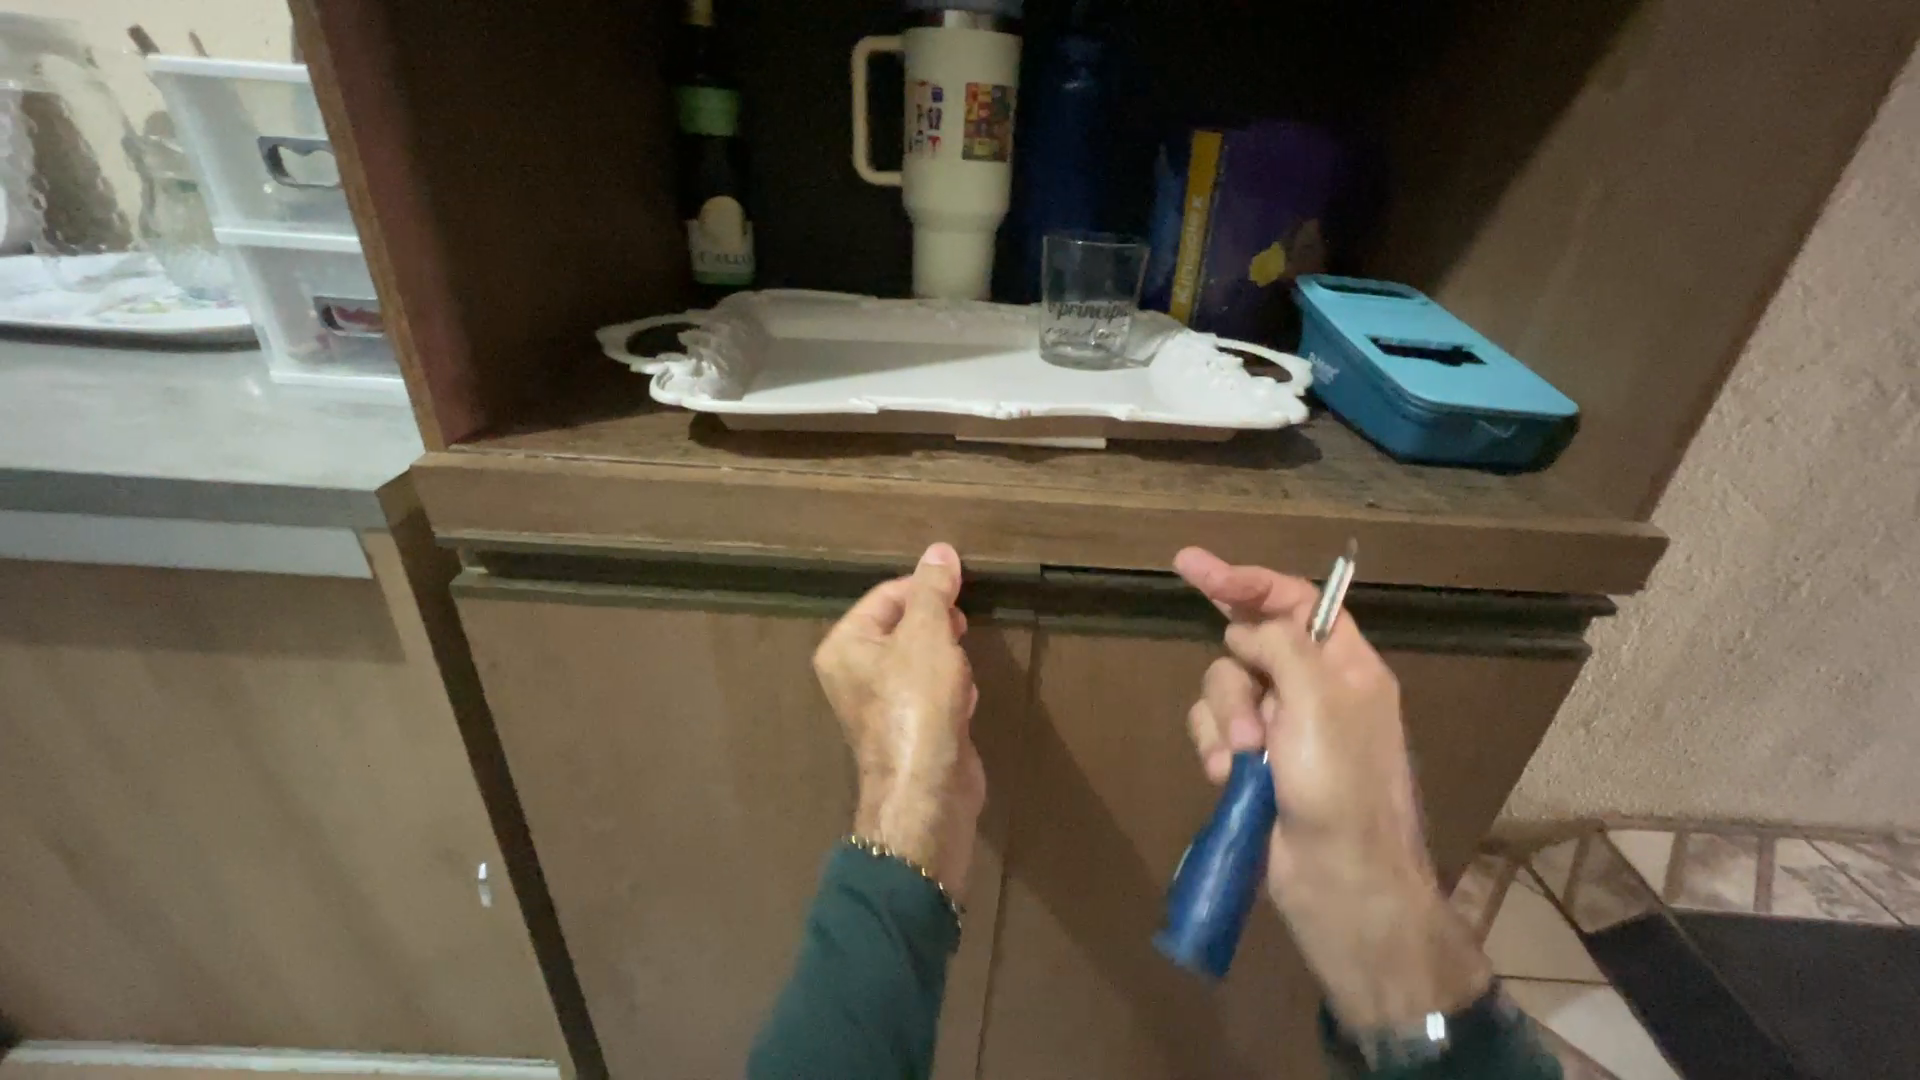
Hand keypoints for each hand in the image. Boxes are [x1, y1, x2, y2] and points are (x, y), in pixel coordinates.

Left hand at [814, 543, 982, 900]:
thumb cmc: (918, 702)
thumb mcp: (927, 634)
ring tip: (961, 670)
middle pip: (903, 627)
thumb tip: (940, 550)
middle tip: (962, 627)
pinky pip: (931, 692)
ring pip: (921, 660)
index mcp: (845, 646)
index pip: (886, 596)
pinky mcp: (908, 728)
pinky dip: (952, 690)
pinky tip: (964, 700)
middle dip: (938, 626)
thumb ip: (933, 590)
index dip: (925, 587)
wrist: (928, 790)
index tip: (961, 586)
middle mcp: (854, 673)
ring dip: (948, 659)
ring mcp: (881, 704)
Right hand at [1174, 548, 1489, 1029]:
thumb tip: (1245, 632)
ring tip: (1246, 768)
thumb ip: (1281, 648)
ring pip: (1221, 690)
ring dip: (1225, 725)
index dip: (1246, 581)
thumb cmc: (1342, 789)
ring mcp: (1279, 726)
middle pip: (1245, 648)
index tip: (1191, 566)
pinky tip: (1231, 782)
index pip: (1293, 601)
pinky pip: (1211, 729)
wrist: (1339, 886)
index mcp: (1345, 666)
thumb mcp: (1320, 704)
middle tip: (1253, 732)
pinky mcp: (1250, 760)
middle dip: (1237, 685)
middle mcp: (1310, 688)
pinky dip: (1215, 751)